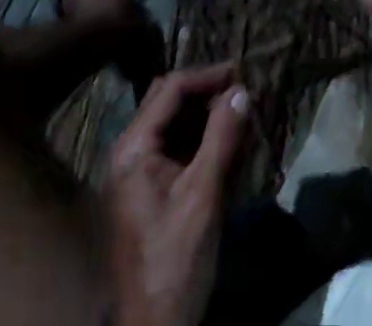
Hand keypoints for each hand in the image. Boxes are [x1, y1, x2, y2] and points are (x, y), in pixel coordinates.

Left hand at [106, 64, 249, 325]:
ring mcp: (136, 172)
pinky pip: (174, 150)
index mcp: (134, 146)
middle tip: (242, 91)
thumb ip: (222, 139)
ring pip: (173, 126)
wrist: (151, 325)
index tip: (241, 71)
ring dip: (205, 116)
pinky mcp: (148, 191)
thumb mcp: (204, 195)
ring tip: (240, 115)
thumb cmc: (176, 259)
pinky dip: (200, 142)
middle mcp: (129, 151)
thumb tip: (241, 92)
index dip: (206, 76)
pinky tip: (226, 148)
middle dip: (206, 93)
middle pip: (168, 103)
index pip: (170, 89)